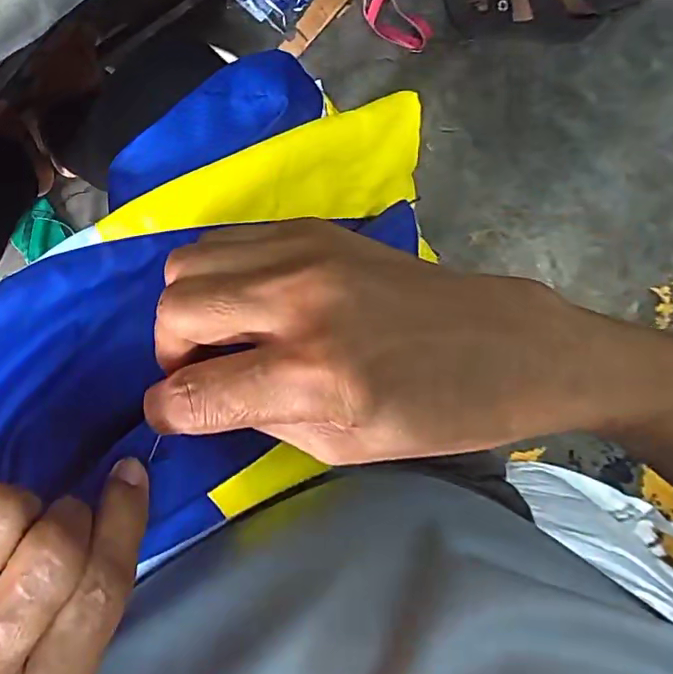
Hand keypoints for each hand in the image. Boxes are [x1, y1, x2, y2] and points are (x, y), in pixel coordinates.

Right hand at [144, 219, 606, 463]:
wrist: (505, 340)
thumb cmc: (437, 411)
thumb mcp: (345, 445)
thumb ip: (261, 419)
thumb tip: (200, 400)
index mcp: (312, 373)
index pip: (192, 391)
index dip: (167, 412)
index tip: (172, 415)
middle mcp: (297, 300)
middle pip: (175, 307)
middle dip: (169, 351)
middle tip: (201, 371)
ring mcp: (305, 251)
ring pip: (189, 262)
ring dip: (189, 305)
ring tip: (224, 332)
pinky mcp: (314, 228)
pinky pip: (229, 239)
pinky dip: (221, 272)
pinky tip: (252, 299)